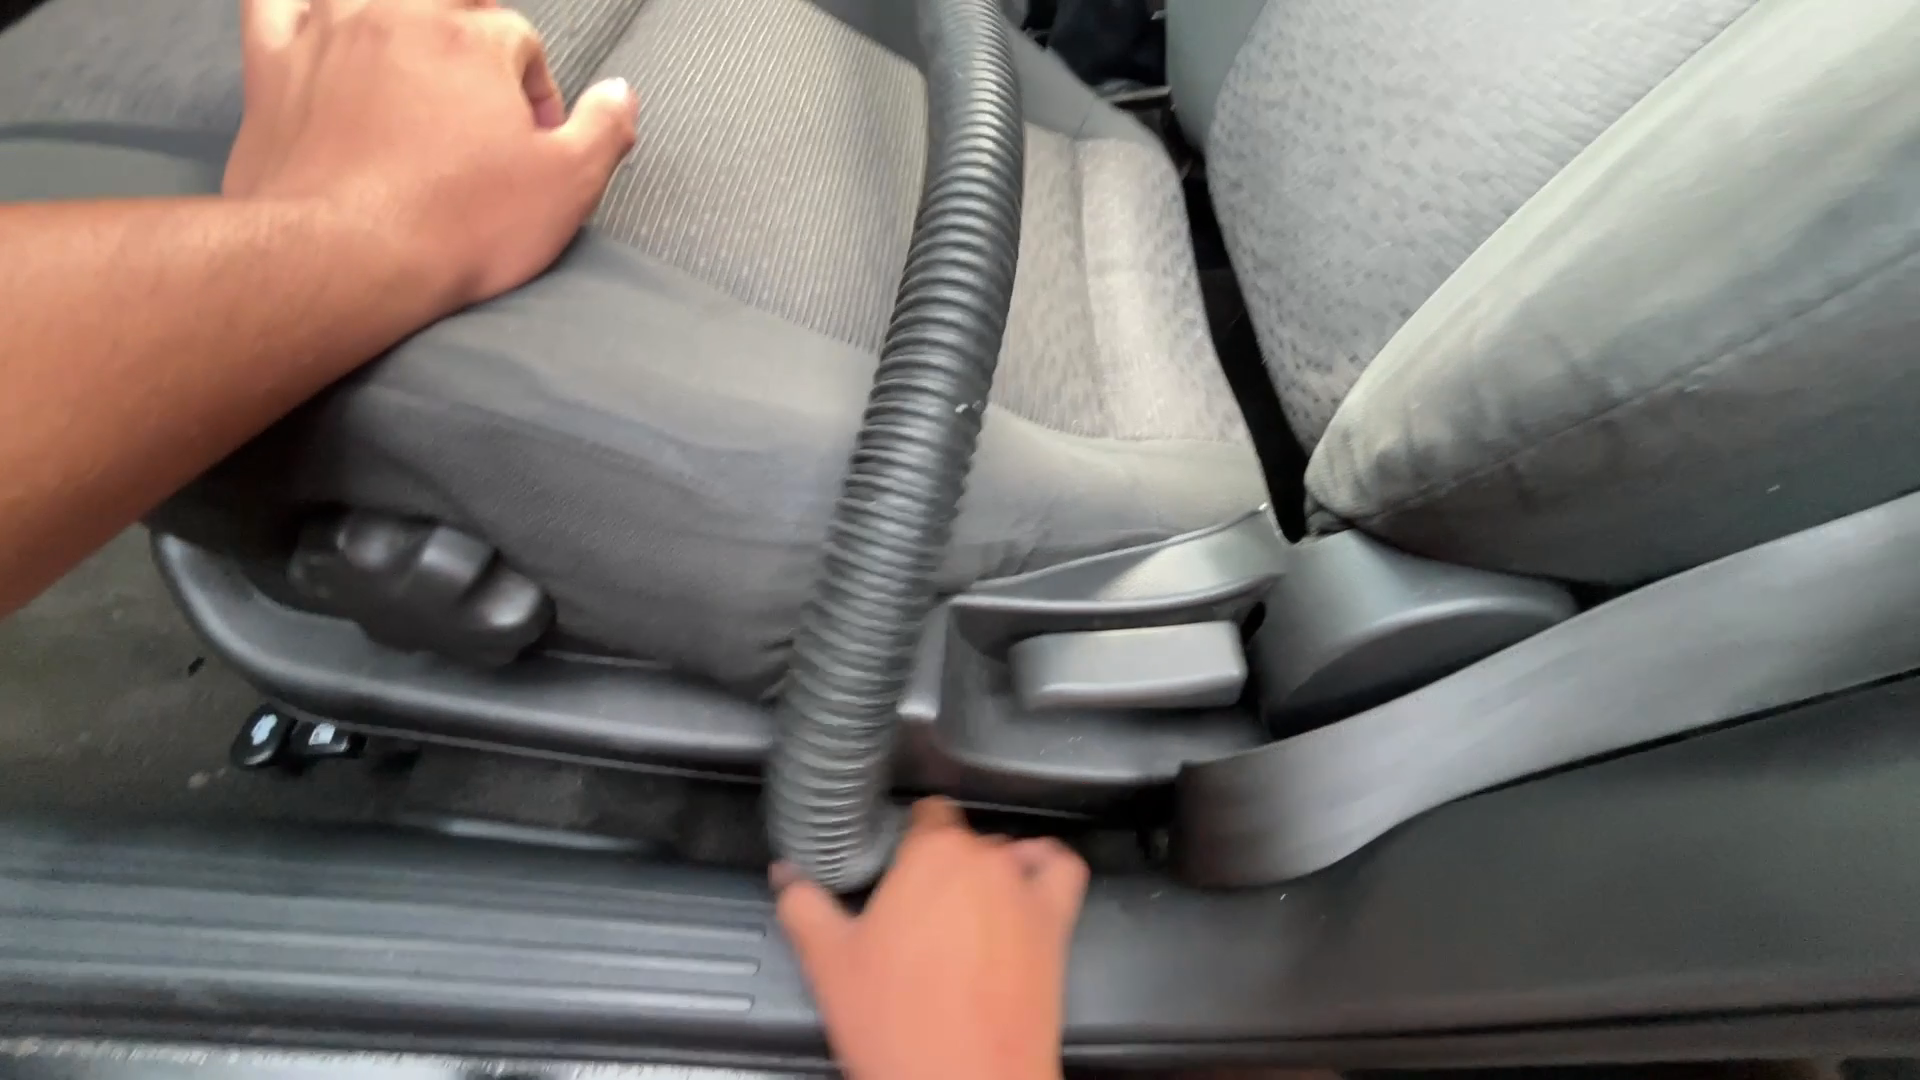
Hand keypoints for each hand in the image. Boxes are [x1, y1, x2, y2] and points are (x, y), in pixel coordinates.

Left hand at [222, 0, 637, 315]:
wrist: (352, 254)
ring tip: (425, 74)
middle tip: (486, 101)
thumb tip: (622, 92)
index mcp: (474, 42)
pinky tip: (328, 26)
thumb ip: (605, 129)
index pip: (522, 41)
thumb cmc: (467, 224)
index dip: (540, 93)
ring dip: (408, 21)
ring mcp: (326, 28)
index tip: (536, 145)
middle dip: (477, 39)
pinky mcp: (274, 58)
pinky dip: (308, 7)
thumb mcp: (570, 186)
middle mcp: (398, 13)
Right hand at [775, 798, 1089, 1079]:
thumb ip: (803, 906)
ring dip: (987, 872)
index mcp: (930, 853)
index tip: (897, 863)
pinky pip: (1059, 869)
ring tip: (964, 913)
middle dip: (941, 865)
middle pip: (962, 839)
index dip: (910, 836)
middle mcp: (981, 857)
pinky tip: (1029, 879)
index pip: (927, 814)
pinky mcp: (1054, 919)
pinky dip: (1046, 865)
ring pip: (1004, 854)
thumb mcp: (830, 963)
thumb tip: (786, 877)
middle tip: (918, 909)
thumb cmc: (898, 1025)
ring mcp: (1022, 886)